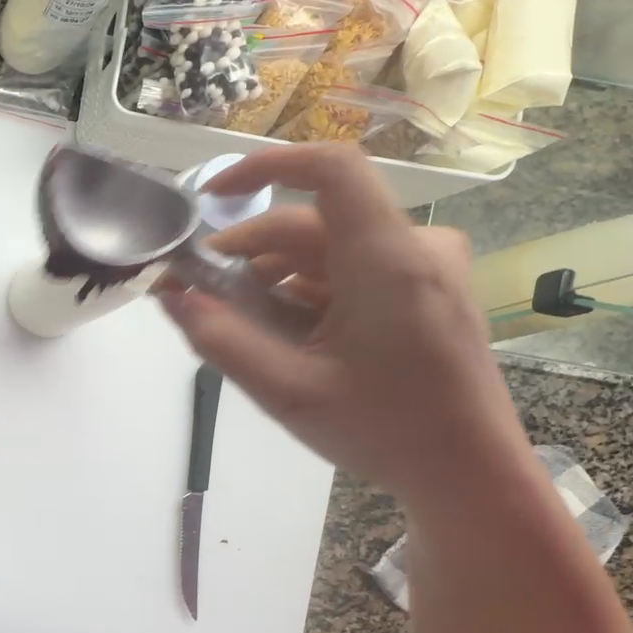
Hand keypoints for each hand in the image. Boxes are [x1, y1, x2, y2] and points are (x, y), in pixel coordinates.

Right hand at [158, 144, 531, 510]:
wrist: (464, 465)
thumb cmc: (377, 427)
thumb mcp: (283, 389)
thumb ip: (219, 338)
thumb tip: (168, 296)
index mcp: (386, 261)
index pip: (330, 171)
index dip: (264, 167)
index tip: (207, 197)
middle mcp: (413, 247)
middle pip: (311, 223)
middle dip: (243, 253)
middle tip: (189, 294)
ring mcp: (424, 267)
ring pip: (325, 250)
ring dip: (269, 278)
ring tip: (233, 326)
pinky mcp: (423, 287)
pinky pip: (348, 270)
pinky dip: (302, 291)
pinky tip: (279, 334)